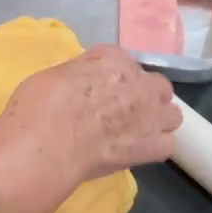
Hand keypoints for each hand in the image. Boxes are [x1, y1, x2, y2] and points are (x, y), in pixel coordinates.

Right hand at [0, 46, 180, 212]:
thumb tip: (86, 77)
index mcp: (113, 62)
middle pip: (157, 85)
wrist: (47, 143)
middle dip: (145, 94)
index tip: (101, 86)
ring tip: (137, 131)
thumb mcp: (55, 74)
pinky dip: (156, 147)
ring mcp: (149, 117)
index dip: (114, 75)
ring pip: (171, 114)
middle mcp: (139, 84)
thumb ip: (80, 72)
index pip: (123, 60)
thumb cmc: (40, 105)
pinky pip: (168, 145)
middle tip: (123, 109)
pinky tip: (140, 151)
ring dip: (158, 120)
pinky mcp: (151, 147)